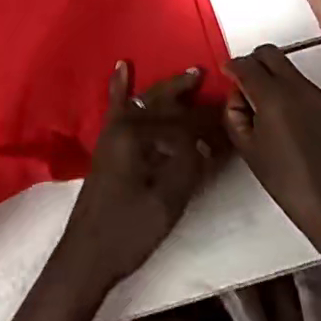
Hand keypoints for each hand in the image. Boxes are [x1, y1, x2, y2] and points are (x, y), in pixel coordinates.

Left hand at [54, 62, 220, 290]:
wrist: (87, 253)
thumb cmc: (128, 230)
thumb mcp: (167, 201)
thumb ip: (187, 166)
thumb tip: (204, 142)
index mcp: (137, 135)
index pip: (184, 123)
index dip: (210, 124)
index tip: (233, 119)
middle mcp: (123, 126)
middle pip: (163, 104)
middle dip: (190, 95)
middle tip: (216, 85)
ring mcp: (112, 133)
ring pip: (145, 101)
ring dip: (167, 90)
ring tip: (189, 76)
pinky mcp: (108, 144)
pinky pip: (117, 106)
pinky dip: (120, 85)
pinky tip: (122, 67)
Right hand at [224, 45, 320, 244]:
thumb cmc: (287, 181)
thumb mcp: (248, 149)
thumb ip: (234, 114)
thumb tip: (239, 95)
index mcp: (273, 96)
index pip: (245, 64)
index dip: (231, 67)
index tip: (224, 77)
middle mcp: (296, 86)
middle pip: (268, 53)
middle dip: (250, 62)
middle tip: (240, 85)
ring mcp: (314, 93)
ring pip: (284, 64)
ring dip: (267, 72)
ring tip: (258, 104)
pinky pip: (296, 80)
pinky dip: (282, 83)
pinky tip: (277, 114)